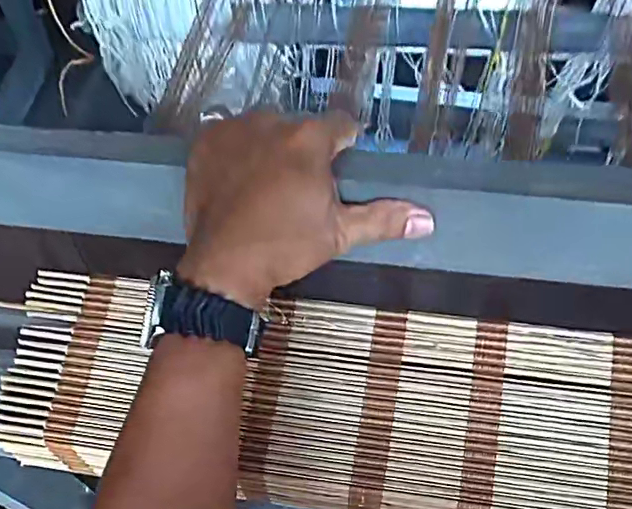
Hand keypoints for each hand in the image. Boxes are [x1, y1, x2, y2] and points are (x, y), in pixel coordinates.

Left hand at [177, 111, 434, 309]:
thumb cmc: (286, 248)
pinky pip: (231, 139)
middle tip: (301, 195)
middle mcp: (272, 122)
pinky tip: (242, 187)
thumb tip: (425, 219)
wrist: (227, 264)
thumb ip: (381, 219)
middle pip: (300, 130)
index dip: (345, 148)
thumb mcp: (339, 234)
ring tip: (269, 194)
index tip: (341, 169)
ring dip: (271, 152)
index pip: (340, 127)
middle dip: (304, 155)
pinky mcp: (207, 141)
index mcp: (309, 140)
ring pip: (265, 132)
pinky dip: (238, 156)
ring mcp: (235, 129)